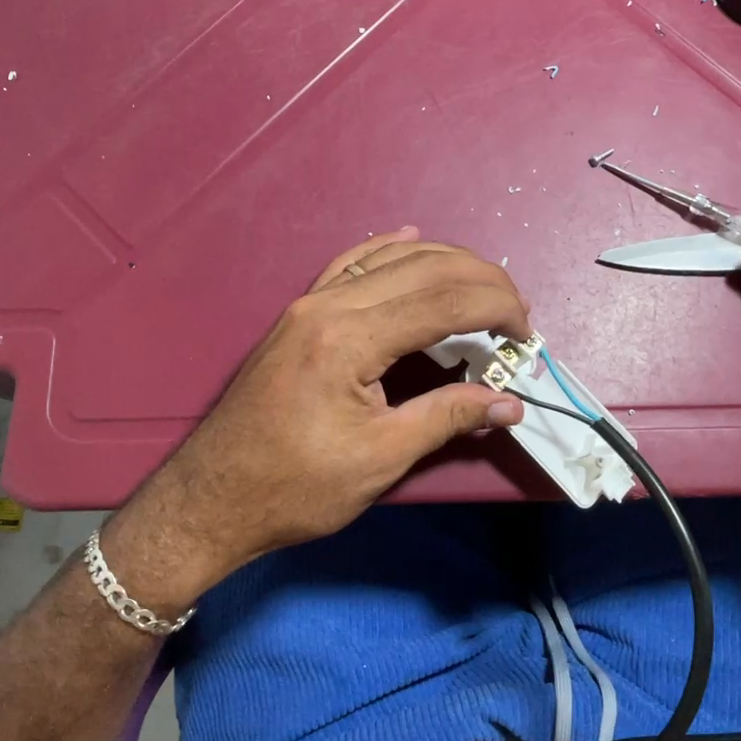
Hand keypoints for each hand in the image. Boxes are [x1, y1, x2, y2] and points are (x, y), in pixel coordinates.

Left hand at [109, 228, 531, 606]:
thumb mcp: (380, 458)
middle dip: (481, 282)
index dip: (496, 310)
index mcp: (349, 338)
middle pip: (422, 268)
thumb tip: (511, 403)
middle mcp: (328, 304)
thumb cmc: (294, 488)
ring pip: (388, 258)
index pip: (442, 300)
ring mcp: (308, 304)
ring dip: (443, 264)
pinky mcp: (299, 315)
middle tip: (518, 313)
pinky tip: (409, 240)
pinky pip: (350, 265)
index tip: (528, 336)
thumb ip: (447, 417)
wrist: (211, 499)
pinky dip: (388, 251)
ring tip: (485, 286)